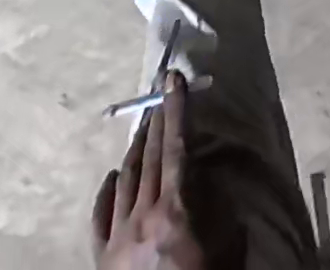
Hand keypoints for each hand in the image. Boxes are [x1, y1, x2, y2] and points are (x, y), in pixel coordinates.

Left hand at [92, 72, 206, 269]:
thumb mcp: (228, 235)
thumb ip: (212, 199)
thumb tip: (199, 172)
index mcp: (176, 207)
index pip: (176, 144)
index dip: (176, 108)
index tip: (174, 79)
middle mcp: (142, 216)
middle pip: (150, 156)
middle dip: (158, 119)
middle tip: (162, 91)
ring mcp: (117, 239)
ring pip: (124, 180)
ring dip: (136, 148)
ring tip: (145, 125)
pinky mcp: (102, 260)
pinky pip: (101, 216)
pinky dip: (108, 189)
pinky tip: (113, 175)